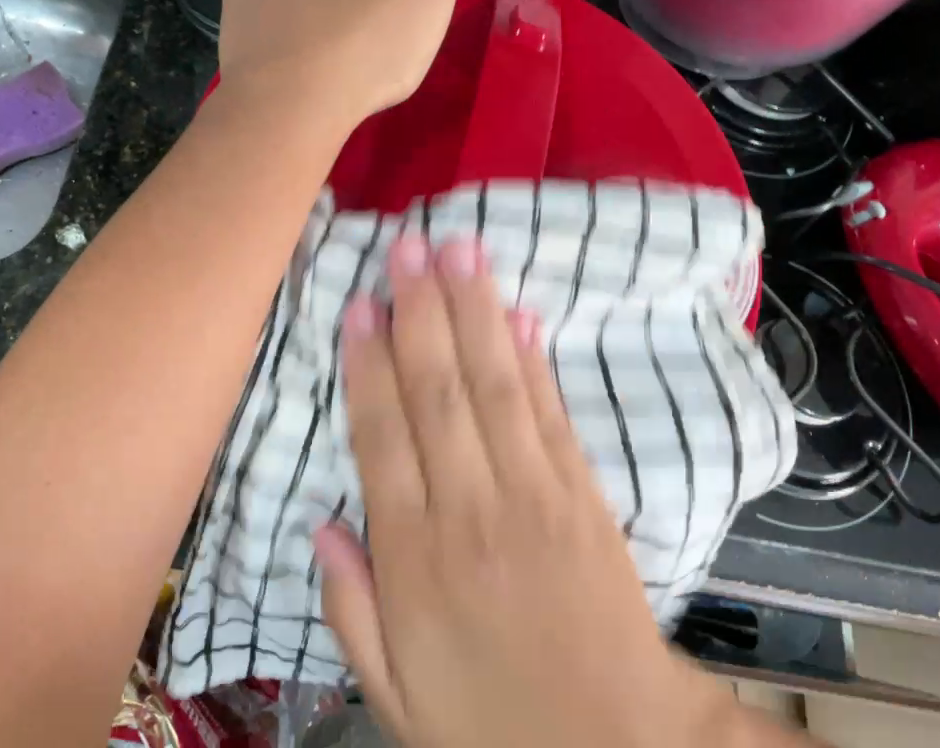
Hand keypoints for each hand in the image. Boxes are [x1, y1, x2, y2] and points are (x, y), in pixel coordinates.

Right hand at [320, 236, 785, 747]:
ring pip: (496, 388)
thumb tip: (322, 521)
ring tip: (459, 250)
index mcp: (414, 558)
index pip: (383, 438)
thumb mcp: (394, 691)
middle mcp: (472, 512)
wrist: (617, 747)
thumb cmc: (490, 718)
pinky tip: (518, 315)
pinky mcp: (585, 498)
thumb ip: (350, 607)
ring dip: (475, 314)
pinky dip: (533, 361)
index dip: (368, 364)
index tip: (360, 302)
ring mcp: (537, 497)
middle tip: (409, 243)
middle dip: (421, 312)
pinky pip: (552, 416)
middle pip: (440, 394)